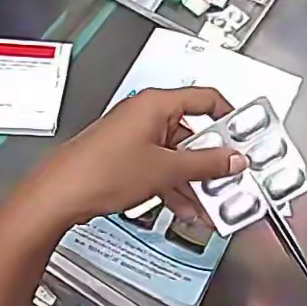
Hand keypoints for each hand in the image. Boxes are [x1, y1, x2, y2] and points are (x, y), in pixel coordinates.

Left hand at [0, 86, 245, 234]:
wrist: (60, 196)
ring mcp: (134, 138)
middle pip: (192, 133)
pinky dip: (174, 186)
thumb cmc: (98, 172)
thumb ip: (205, 164)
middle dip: (211, 161)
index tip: (246, 135)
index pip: (206, 98)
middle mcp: (145, 116)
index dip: (230, 116)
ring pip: (176, 156)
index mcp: (156, 104)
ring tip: (209, 204)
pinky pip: (160, 169)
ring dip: (193, 181)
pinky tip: (185, 207)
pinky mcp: (126, 159)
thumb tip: (231, 159)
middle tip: (229, 179)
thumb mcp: (165, 170)